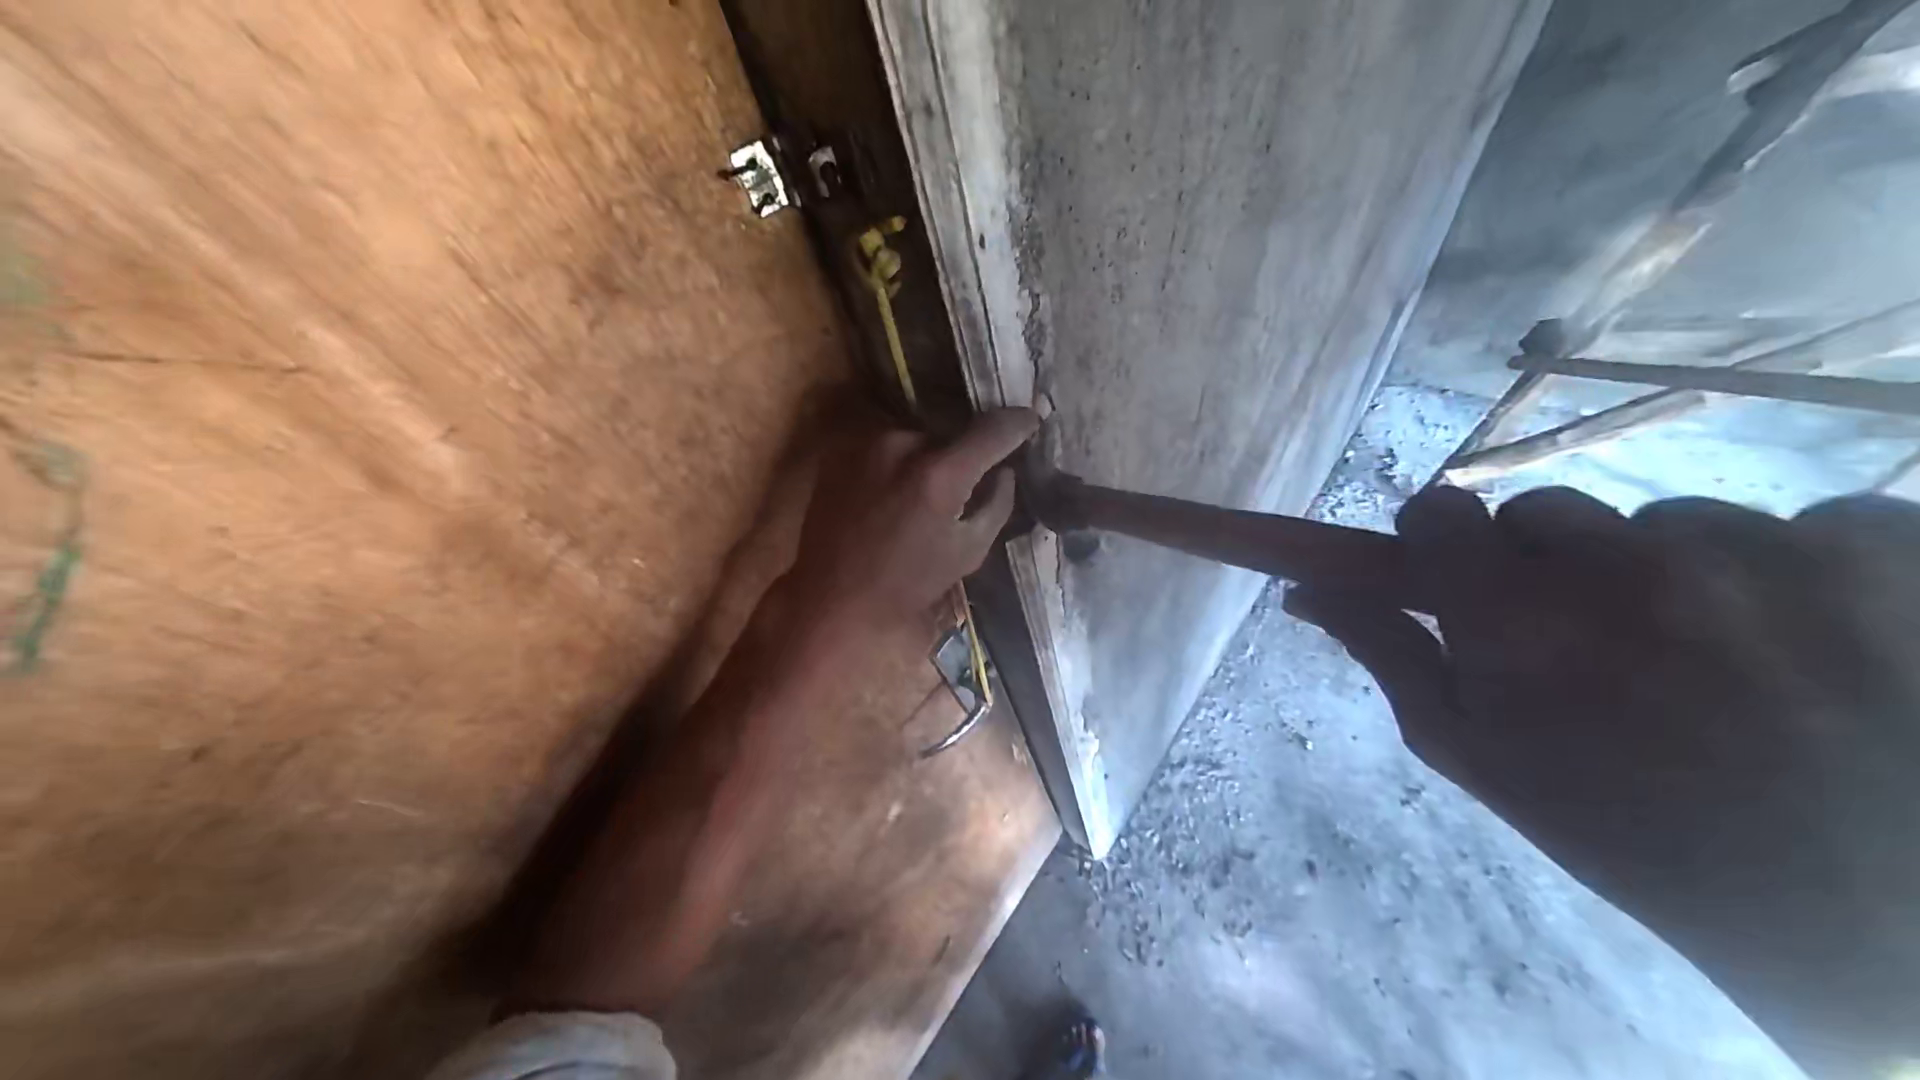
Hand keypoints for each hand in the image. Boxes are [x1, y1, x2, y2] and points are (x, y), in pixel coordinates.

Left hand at [787, 407, 1038, 635]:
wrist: (833, 596)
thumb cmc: (907, 584)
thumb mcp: (968, 552)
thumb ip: (997, 505)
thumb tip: (1005, 472)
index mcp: (940, 474)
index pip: (993, 429)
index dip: (1019, 422)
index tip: (1032, 420)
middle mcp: (903, 444)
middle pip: (950, 432)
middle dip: (963, 453)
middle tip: (964, 482)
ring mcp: (867, 442)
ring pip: (916, 437)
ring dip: (927, 457)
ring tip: (920, 495)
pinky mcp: (842, 449)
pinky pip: (885, 444)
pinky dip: (897, 462)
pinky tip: (891, 495)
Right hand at [1286, 485, 1919, 1075]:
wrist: (1870, 918)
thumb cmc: (1624, 830)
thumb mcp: (1472, 750)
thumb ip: (1385, 651)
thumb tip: (1303, 591)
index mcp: (1514, 621)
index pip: (1438, 510)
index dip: (1441, 537)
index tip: (1463, 575)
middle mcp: (1626, 569)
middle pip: (1545, 511)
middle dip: (1550, 561)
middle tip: (1592, 636)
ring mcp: (1769, 554)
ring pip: (1673, 520)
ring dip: (1676, 572)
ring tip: (1721, 657)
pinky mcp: (1897, 552)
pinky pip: (1815, 518)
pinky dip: (1806, 570)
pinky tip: (1828, 644)